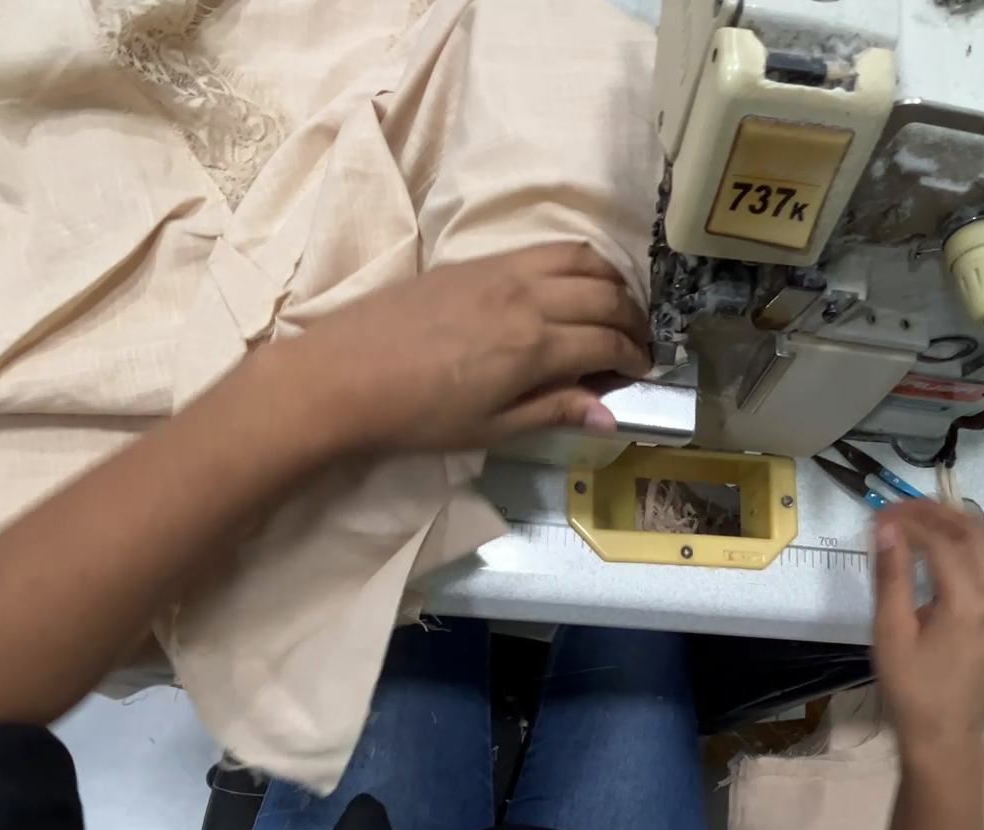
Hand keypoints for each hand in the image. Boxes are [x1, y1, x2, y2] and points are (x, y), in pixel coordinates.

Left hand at [257, 242, 651, 451]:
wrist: (342, 376)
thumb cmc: (417, 416)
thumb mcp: (490, 428)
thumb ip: (554, 410)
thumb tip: (611, 416)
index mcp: (534, 346)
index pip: (606, 342)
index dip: (633, 358)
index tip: (641, 373)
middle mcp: (528, 297)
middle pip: (605, 294)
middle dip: (634, 320)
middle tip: (637, 344)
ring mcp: (502, 271)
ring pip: (581, 259)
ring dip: (612, 281)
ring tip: (615, 307)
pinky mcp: (477, 261)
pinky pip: (546, 248)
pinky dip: (577, 262)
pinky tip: (572, 285)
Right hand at [871, 500, 983, 766]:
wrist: (946, 732)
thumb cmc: (911, 687)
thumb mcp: (891, 632)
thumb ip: (891, 576)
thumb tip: (885, 529)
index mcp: (969, 602)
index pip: (942, 539)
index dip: (909, 519)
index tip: (877, 514)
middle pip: (972, 530)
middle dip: (933, 511)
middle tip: (895, 507)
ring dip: (952, 521)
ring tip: (914, 518)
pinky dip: (965, 541)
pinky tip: (938, 544)